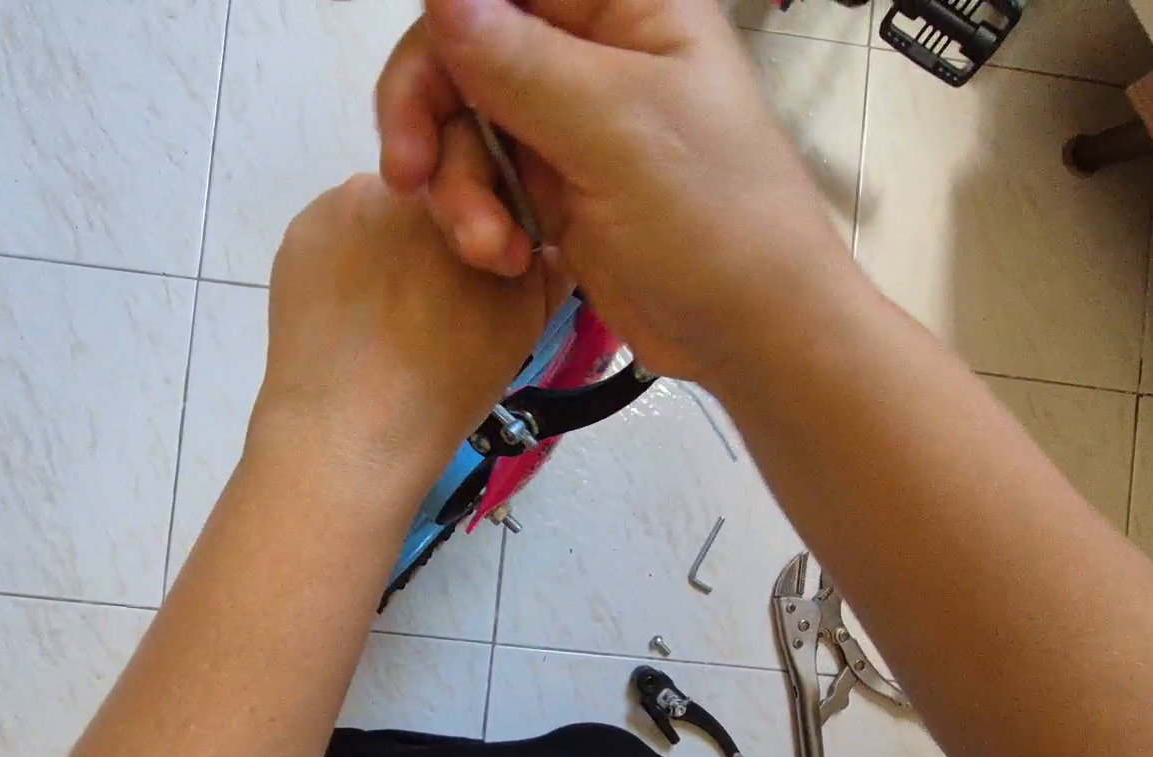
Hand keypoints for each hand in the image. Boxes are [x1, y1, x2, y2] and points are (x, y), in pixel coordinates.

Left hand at [250, 175, 569, 501]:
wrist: (352, 433)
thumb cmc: (448, 386)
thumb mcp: (524, 325)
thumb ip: (544, 265)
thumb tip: (543, 235)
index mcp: (466, 200)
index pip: (484, 190)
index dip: (486, 233)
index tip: (480, 278)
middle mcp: (404, 183)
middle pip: (428, 198)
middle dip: (435, 237)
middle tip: (432, 303)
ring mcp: (341, 204)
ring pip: (377, 213)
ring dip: (388, 247)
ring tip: (386, 315)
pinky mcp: (299, 233)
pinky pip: (335, 234)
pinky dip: (346, 263)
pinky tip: (350, 314)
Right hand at [375, 0, 852, 381]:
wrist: (744, 330)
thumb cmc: (709, 220)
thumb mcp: (616, 132)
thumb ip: (522, 63)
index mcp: (621, 6)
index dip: (445, 26)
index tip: (417, 94)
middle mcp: (587, 55)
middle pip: (464, 52)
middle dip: (431, 119)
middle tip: (407, 177)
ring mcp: (567, 127)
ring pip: (465, 129)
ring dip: (460, 192)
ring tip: (490, 249)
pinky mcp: (555, 191)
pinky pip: (486, 186)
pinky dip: (480, 222)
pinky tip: (507, 258)